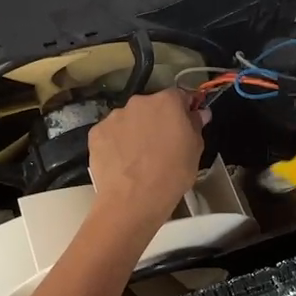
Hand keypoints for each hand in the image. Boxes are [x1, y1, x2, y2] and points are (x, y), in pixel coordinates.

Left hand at [87, 88, 206, 226]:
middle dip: (158, 120)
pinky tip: (122, 162)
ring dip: (135, 130)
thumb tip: (199, 113)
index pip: (180, 96)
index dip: (184, 109)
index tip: (187, 123)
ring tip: (139, 157)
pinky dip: (116, 143)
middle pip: (152, 106)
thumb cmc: (172, 174)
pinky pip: (111, 133)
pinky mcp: (96, 133)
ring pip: (129, 119)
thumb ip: (196, 125)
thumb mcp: (195, 150)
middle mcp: (139, 102)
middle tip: (162, 144)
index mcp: (167, 101)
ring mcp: (114, 116)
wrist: (133, 200)